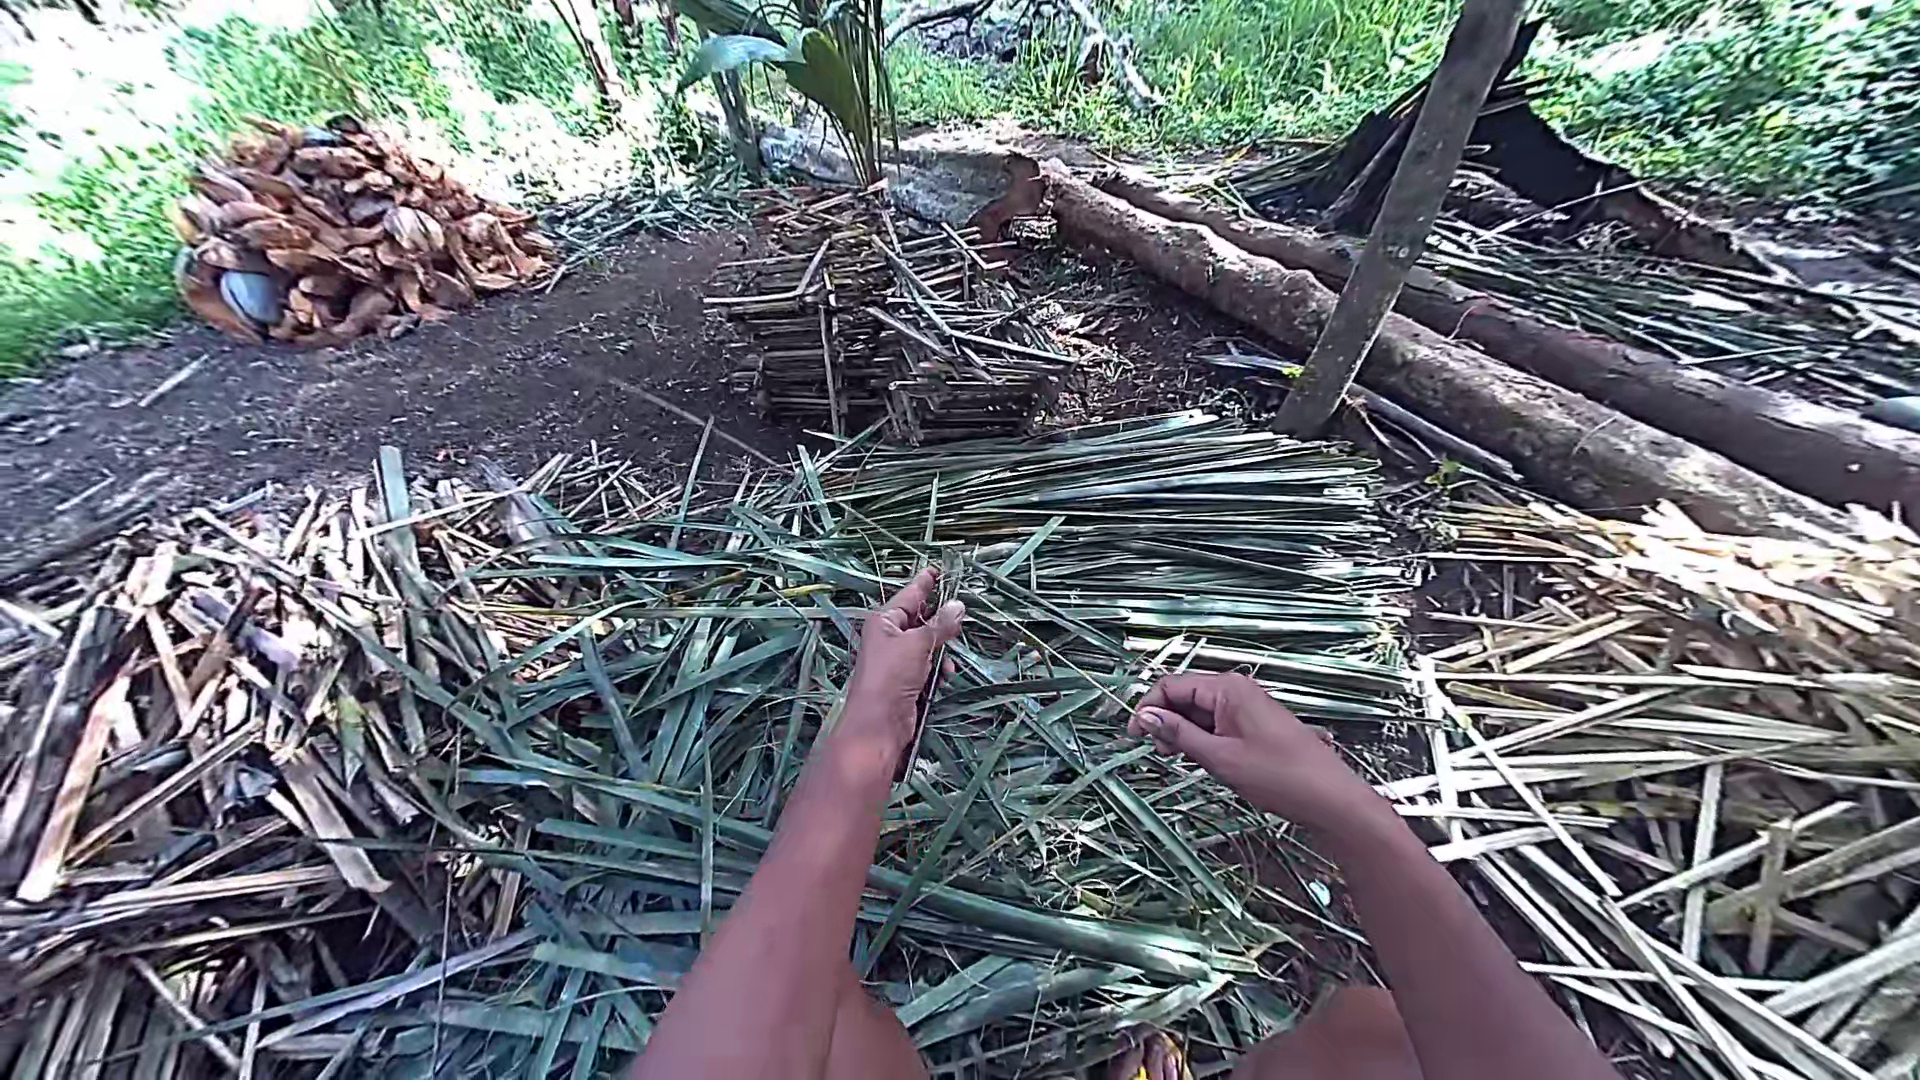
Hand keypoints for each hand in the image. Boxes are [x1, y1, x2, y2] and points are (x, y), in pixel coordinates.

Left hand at [839, 567, 964, 764]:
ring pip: (927, 642)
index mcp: (884, 621)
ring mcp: (897, 658)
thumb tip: (958, 605)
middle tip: (960, 613)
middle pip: (920, 619)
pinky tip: (945, 675)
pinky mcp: (906, 679)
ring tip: (952, 654)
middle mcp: (889, 636)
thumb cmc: (891, 676)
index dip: (925, 583)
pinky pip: (928, 664)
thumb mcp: (918, 644)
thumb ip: (940, 624)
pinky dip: (938, 667)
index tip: (938, 570)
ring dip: (942, 648)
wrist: (879, 723)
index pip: (909, 595)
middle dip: (940, 619)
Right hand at [1131, 673, 1381, 832]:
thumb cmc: (1281, 777)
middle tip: (1157, 752)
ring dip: (1181, 732)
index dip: (1148, 708)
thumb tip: (1145, 717)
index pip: (1171, 685)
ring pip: (1198, 712)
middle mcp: (1235, 690)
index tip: (1134, 735)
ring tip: (1176, 759)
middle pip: (1183, 696)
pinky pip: (1215, 723)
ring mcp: (1246, 706)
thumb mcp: (1220, 757)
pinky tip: (1198, 759)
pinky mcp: (1253, 724)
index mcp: (1227, 688)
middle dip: (1165, 721)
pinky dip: (1201, 738)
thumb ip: (1178, 734)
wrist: (1335, 802)